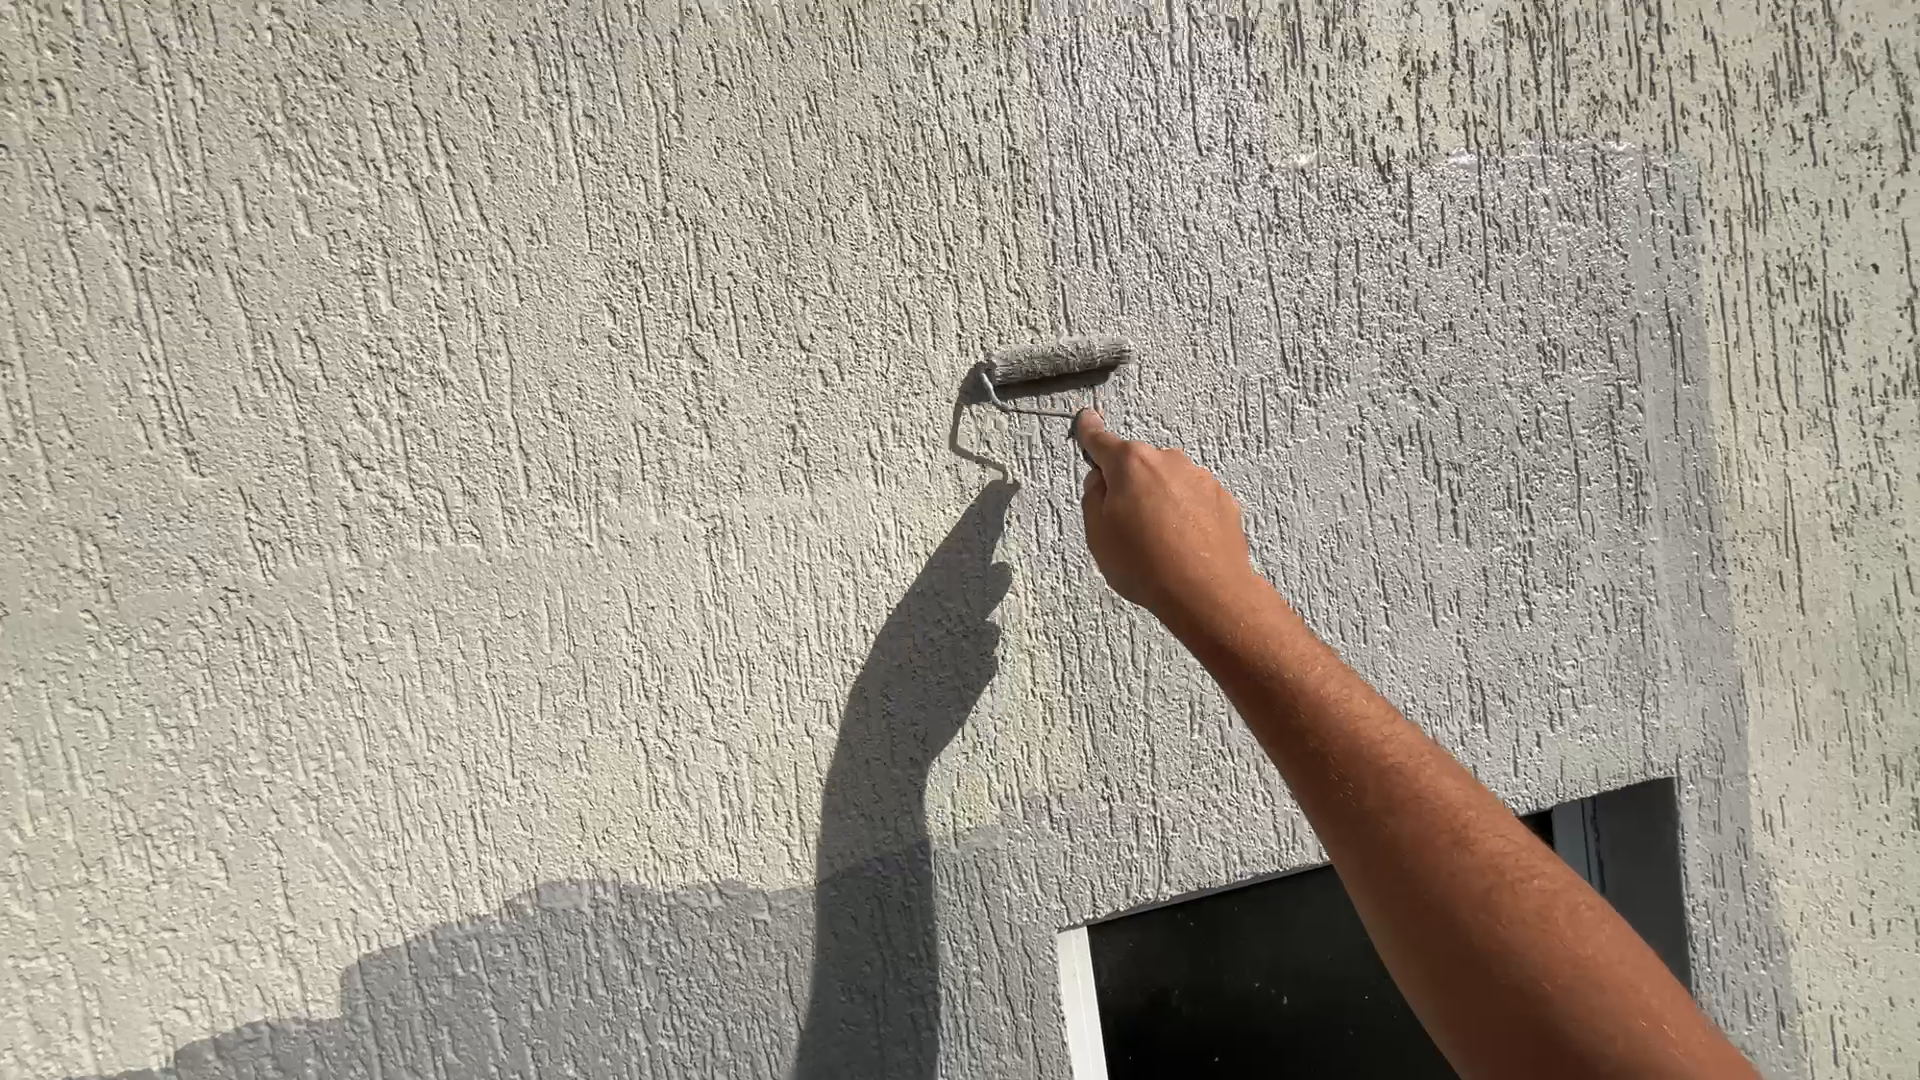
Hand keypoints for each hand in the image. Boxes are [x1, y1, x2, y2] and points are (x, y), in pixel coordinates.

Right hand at [1077, 410, 1259, 628]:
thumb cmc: (1145, 564)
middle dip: (1128, 487)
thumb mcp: (1097, 534)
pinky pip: (1191, 500)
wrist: (1205, 592)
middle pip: (1136, 465)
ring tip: (1157, 545)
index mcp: (1130, 464)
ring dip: (1158, 502)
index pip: (1101, 440)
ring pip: (1166, 483)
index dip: (1089, 432)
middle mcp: (1167, 461)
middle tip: (1124, 526)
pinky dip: (1183, 516)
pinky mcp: (1221, 499)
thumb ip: (1093, 498)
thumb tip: (1100, 481)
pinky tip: (1180, 546)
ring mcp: (1198, 478)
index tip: (1087, 420)